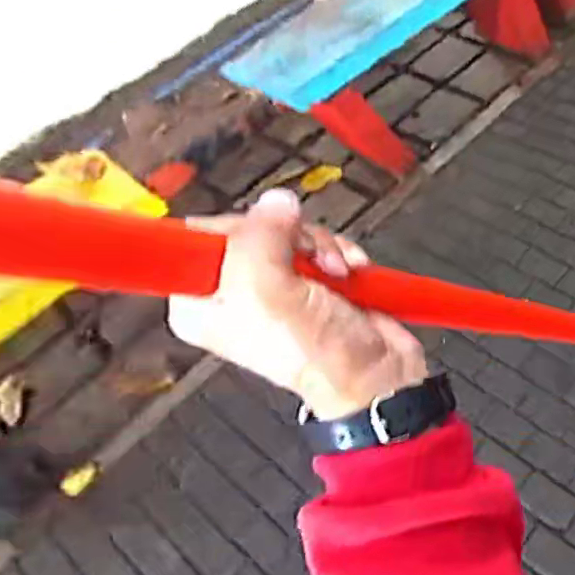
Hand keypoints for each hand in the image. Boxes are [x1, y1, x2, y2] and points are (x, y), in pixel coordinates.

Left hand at [169, 189, 426, 419]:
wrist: (374, 372)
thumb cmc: (314, 351)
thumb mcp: (266, 291)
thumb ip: (258, 237)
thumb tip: (276, 201)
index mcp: (202, 300)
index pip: (200, 236)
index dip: (237, 229)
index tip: (266, 238)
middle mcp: (238, 291)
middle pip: (255, 230)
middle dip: (292, 237)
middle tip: (311, 260)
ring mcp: (283, 287)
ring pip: (295, 236)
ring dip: (325, 247)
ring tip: (339, 272)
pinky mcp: (320, 284)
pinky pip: (326, 248)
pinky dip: (343, 254)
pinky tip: (351, 270)